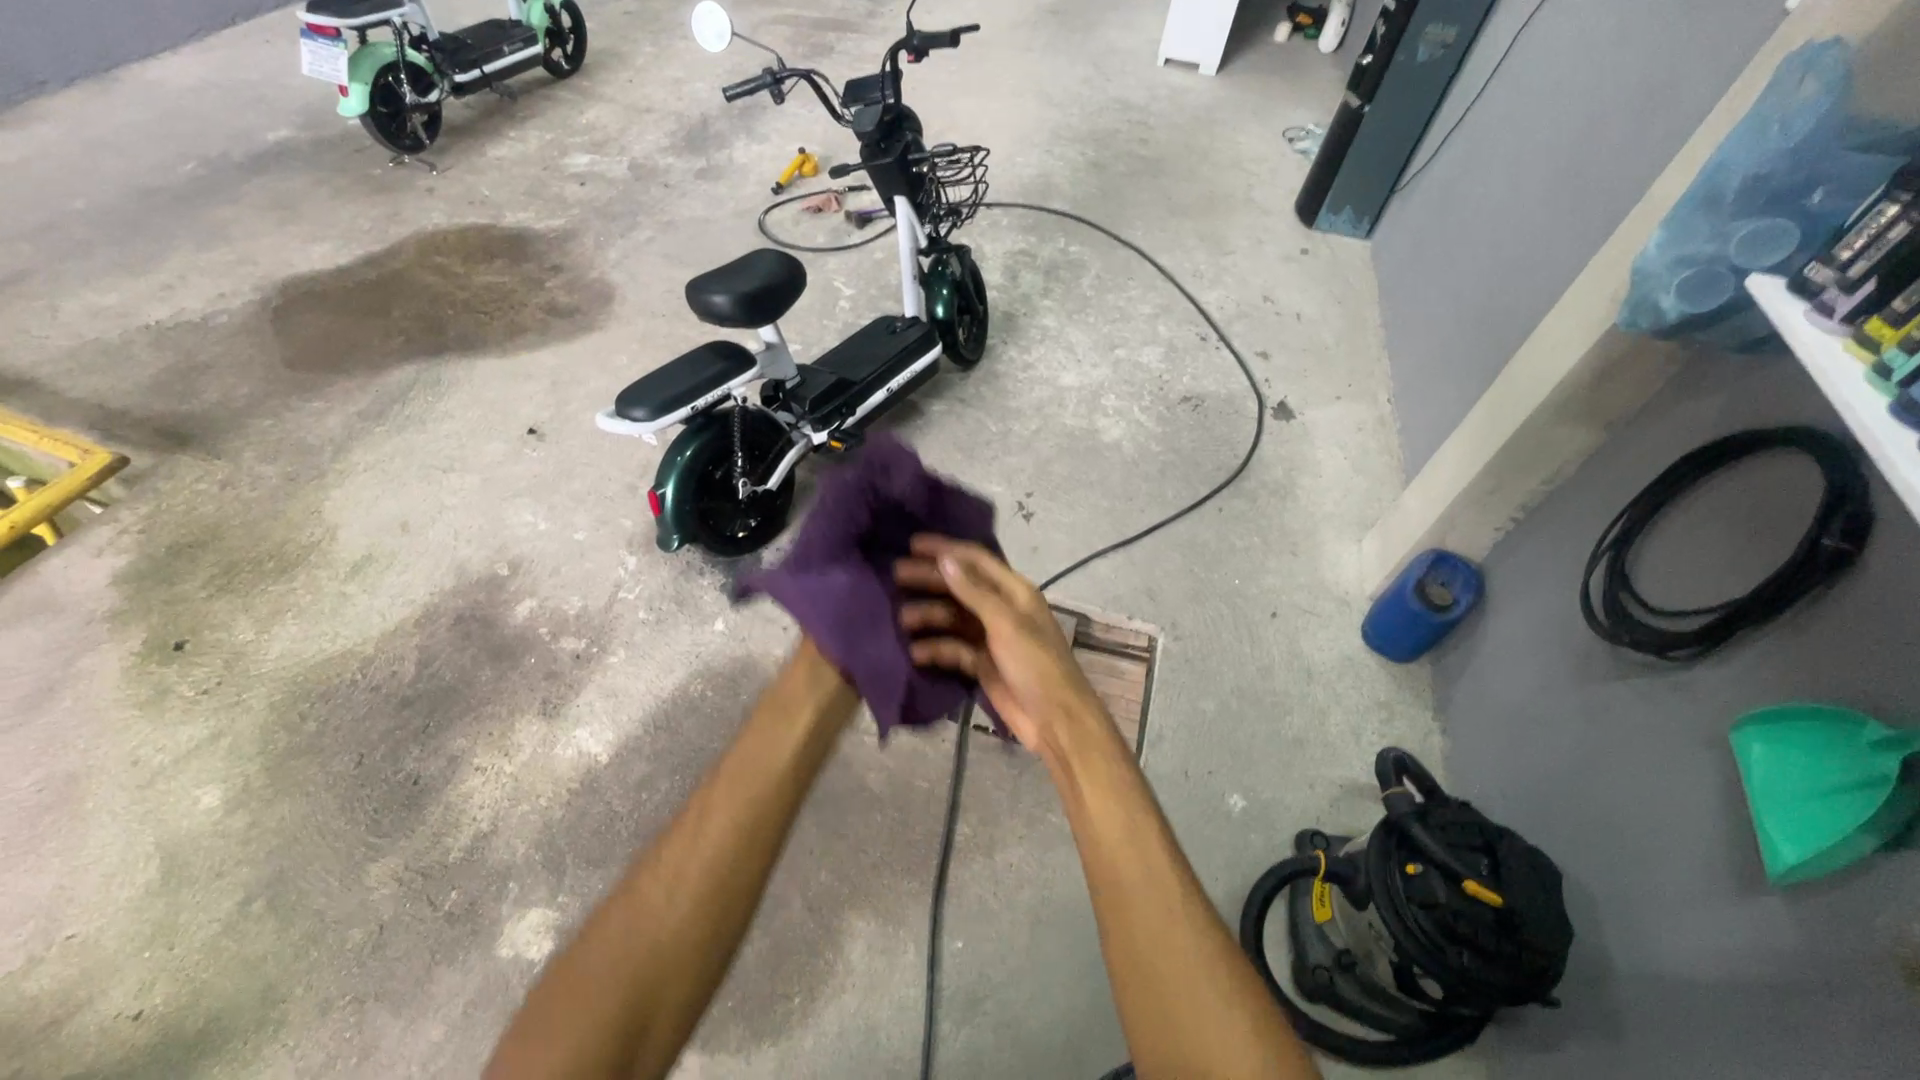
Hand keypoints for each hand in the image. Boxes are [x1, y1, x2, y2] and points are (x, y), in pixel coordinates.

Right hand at [894, 534, 1107, 760]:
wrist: (1054, 718)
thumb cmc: (1036, 664)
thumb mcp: (1005, 623)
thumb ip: (973, 592)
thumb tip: (945, 559)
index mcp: (1014, 591)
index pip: (976, 560)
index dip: (946, 549)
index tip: (912, 544)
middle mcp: (1002, 608)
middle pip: (960, 587)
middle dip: (929, 580)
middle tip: (895, 576)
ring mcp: (991, 637)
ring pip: (953, 619)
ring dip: (928, 616)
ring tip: (901, 619)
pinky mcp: (982, 663)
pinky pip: (953, 649)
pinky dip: (935, 649)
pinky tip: (915, 653)